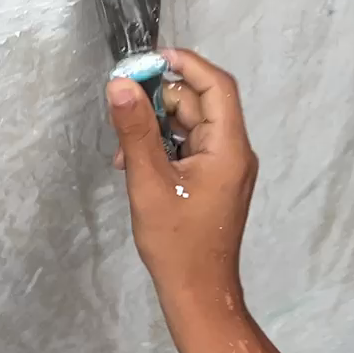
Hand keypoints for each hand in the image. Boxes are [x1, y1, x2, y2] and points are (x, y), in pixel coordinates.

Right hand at [106, 48, 258, 301]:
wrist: (198, 294)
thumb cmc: (176, 241)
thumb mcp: (147, 181)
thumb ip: (134, 130)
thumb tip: (120, 84)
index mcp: (228, 148)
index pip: (216, 86)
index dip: (186, 64)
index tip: (149, 58)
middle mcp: (233, 151)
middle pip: (199, 104)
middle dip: (159, 100)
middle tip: (122, 108)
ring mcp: (225, 167)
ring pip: (190, 125)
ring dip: (156, 126)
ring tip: (123, 149)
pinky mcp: (213, 180)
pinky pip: (188, 146)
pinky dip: (162, 146)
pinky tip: (135, 163)